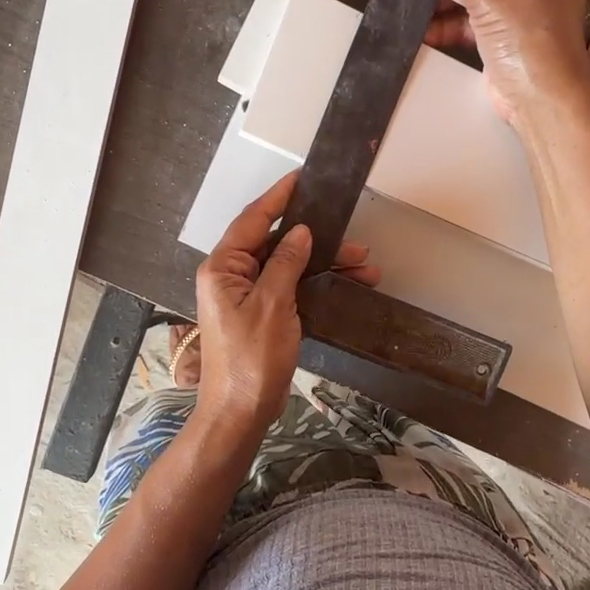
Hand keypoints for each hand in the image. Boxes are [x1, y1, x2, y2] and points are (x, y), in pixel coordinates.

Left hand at [193, 172, 379, 432]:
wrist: (241, 412)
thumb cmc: (251, 359)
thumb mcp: (272, 305)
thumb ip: (286, 264)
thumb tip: (300, 232)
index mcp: (223, 268)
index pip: (253, 221)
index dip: (279, 198)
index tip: (302, 178)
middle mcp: (232, 277)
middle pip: (277, 244)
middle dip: (317, 240)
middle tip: (355, 239)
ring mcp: (247, 298)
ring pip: (289, 267)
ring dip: (325, 265)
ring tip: (366, 265)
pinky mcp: (262, 316)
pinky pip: (292, 289)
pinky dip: (317, 285)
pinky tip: (348, 284)